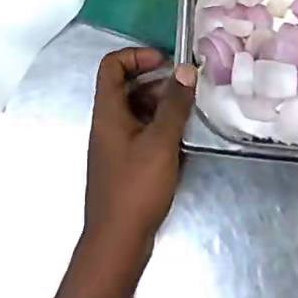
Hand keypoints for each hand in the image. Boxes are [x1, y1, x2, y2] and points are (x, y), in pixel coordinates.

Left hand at [83, 48, 195, 258]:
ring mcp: (115, 143)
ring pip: (136, 110)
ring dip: (160, 105)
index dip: (136, 55)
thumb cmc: (136, 187)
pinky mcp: (125, 162)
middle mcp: (108, 121)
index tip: (164, 60)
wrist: (117, 241)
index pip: (112, 65)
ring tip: (189, 111)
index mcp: (108, 110)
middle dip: (156, 81)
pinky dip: (159, 128)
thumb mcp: (160, 142)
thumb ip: (174, 105)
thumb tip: (185, 70)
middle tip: (185, 87)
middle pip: (127, 86)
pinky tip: (182, 138)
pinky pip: (141, 132)